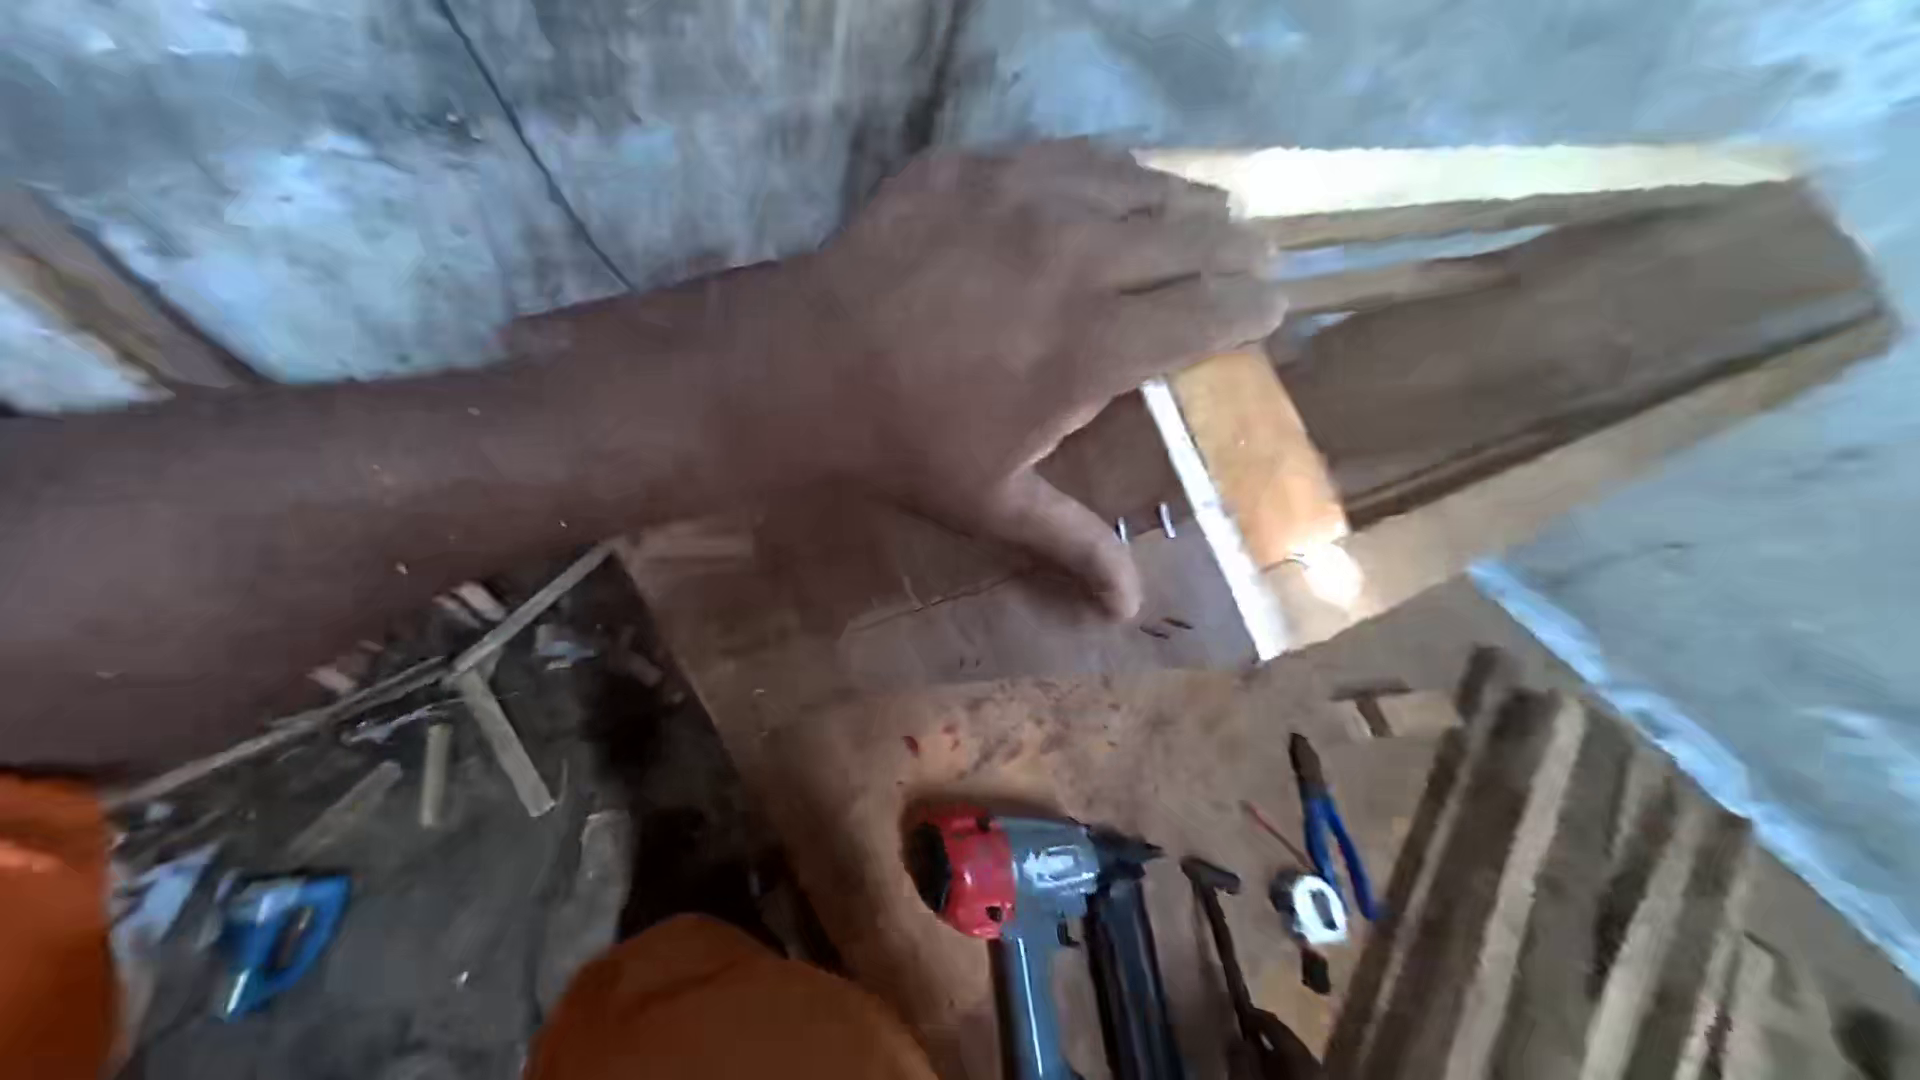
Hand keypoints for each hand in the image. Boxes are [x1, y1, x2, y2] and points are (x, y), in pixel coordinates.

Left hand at [763, 141, 1285, 617]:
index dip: (1251, 308)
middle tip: (1253, 258)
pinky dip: (1111, 171)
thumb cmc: (905, 445)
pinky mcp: (977, 167)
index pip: (1208, 313)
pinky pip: (1071, 153)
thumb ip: (1072, 546)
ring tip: (1206, 215)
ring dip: (1186, 201)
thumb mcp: (993, 505)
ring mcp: (1025, 200)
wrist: (807, 368)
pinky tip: (1117, 182)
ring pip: (1142, 183)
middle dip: (1235, 250)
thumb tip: (1129, 613)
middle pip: (1191, 238)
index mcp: (1095, 347)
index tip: (1272, 308)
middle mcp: (1079, 259)